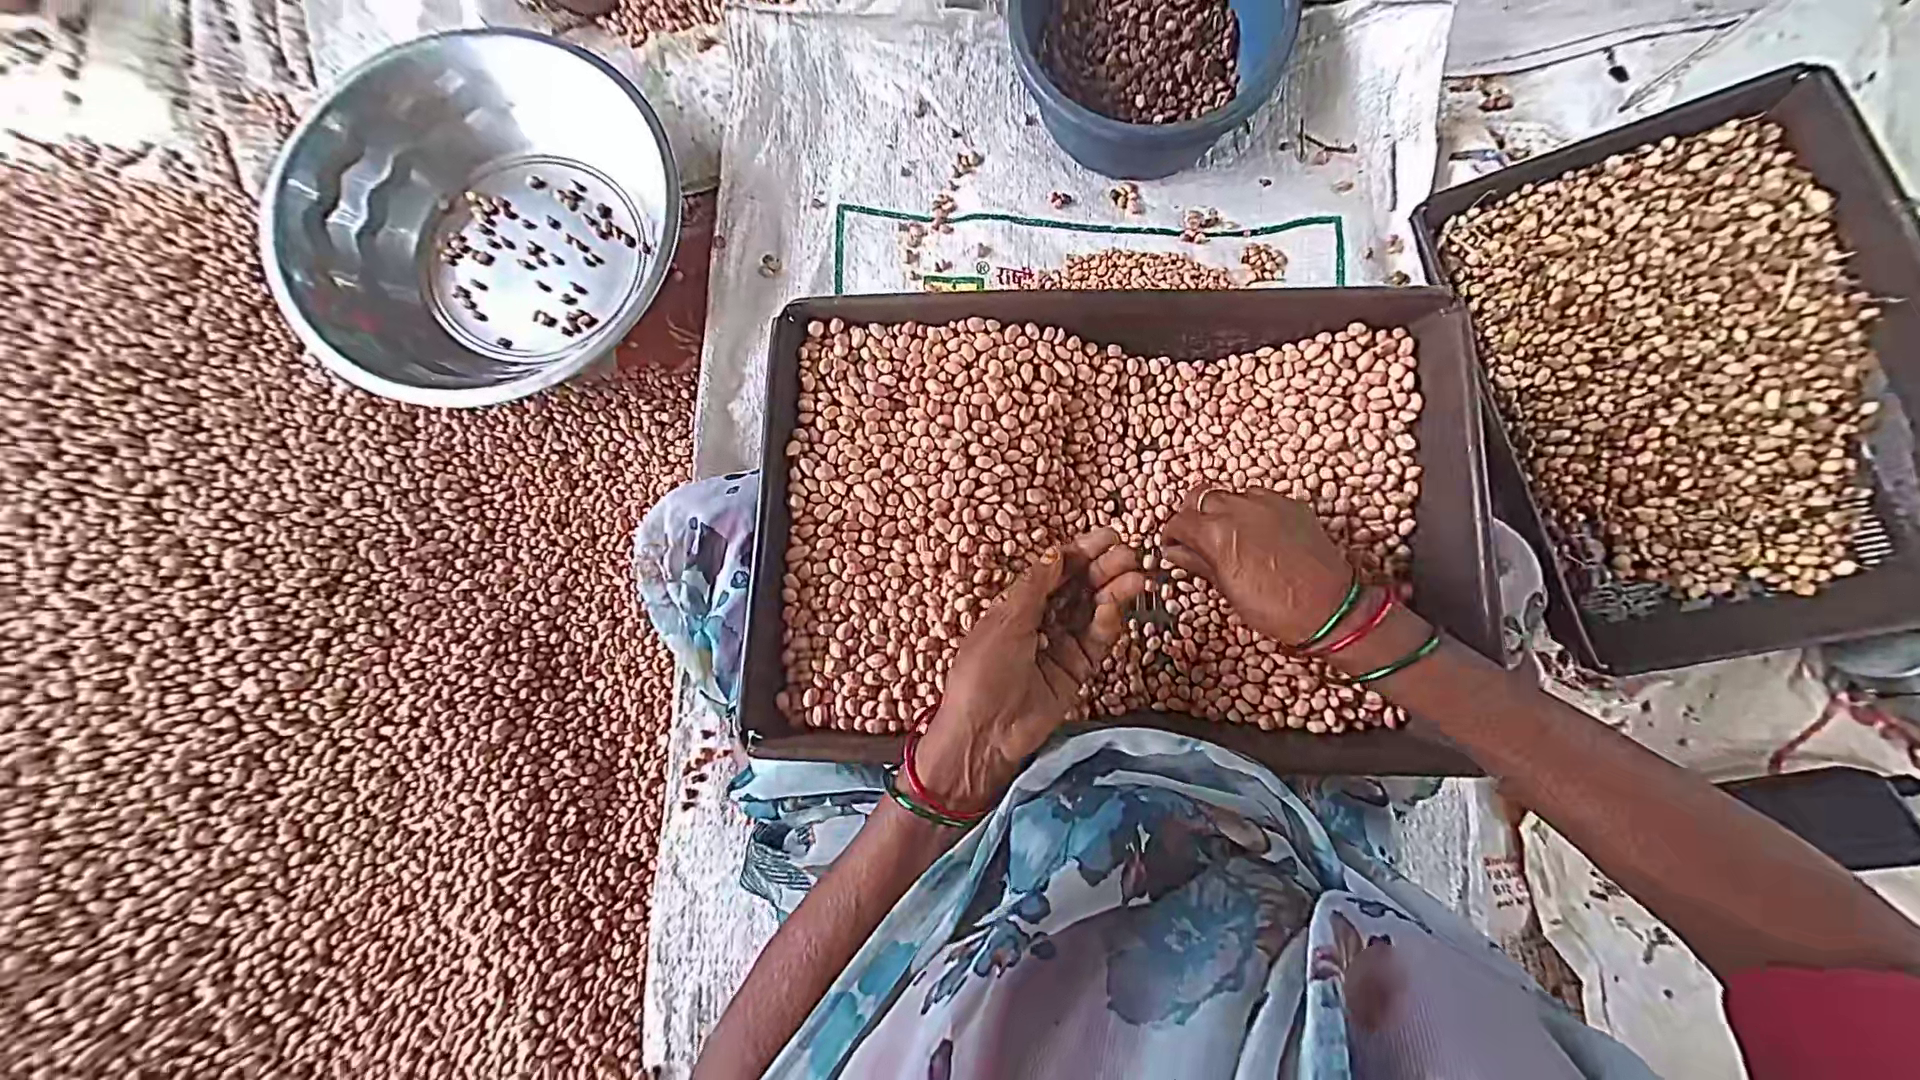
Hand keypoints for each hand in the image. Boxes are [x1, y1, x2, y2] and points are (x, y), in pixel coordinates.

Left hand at [914, 528, 1146, 815]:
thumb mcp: (1005, 622)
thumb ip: (1035, 586)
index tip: (1106, 536)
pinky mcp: (1077, 669)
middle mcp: (1042, 621)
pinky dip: (1106, 621)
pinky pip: (1096, 639)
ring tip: (1134, 574)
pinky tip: (1112, 605)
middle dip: (1102, 567)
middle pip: (1078, 587)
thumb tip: (1057, 552)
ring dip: (1112, 590)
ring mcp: (1061, 644)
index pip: (1055, 571)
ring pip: (1092, 610)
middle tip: (1127, 553)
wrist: (985, 732)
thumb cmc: (982, 672)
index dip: (1079, 552)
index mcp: (1018, 605)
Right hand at [1160, 487, 1354, 644]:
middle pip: (1200, 497)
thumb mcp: (1226, 588)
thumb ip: (1198, 562)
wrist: (1330, 610)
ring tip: (1226, 534)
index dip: (1171, 534)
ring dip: (1221, 510)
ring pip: (1230, 494)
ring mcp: (1268, 505)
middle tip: (1195, 537)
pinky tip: (1254, 532)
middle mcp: (1240, 510)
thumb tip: (1176, 552)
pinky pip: (1260, 498)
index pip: (1179, 521)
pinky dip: (1250, 510)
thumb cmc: (1277, 608)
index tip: (1173, 545)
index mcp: (1217, 533)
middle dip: (1193, 516)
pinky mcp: (1291, 506)